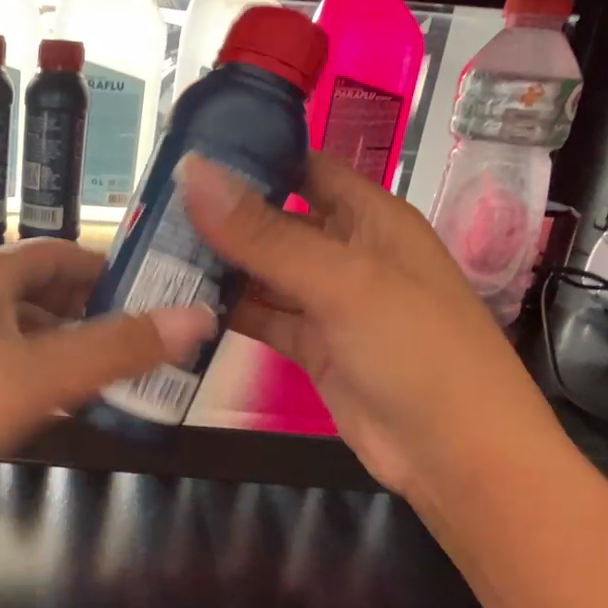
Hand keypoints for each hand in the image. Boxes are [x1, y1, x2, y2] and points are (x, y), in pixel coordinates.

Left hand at [0, 237, 216, 523]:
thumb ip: (119, 349)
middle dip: (83, 312)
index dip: (106, 270)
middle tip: (129, 344)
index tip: (148, 297)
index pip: (58, 252)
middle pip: (32, 288)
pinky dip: (17, 367)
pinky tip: (33, 404)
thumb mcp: (42, 378)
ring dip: (51, 344)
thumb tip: (197, 317)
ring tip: (93, 377)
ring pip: (6, 325)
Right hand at [180, 153, 567, 496]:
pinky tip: (182, 303)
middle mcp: (347, 252)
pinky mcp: (313, 347)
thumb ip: (264, 232)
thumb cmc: (415, 349)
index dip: (254, 155)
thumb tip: (193, 172)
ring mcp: (329, 303)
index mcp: (370, 217)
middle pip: (276, 220)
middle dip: (222, 214)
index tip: (186, 152)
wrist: (457, 455)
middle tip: (151, 208)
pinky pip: (264, 317)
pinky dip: (228, 312)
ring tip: (152, 251)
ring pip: (264, 272)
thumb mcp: (341, 282)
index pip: (305, 168)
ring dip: (218, 265)